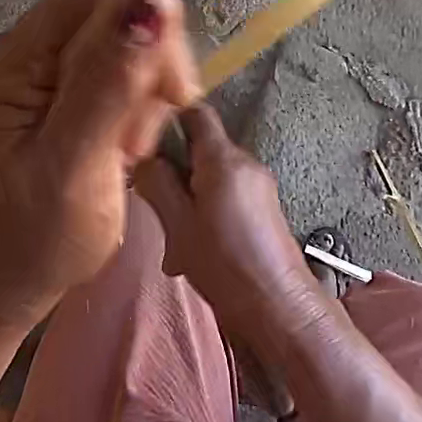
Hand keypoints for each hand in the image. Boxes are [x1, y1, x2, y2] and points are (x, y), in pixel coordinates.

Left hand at [0, 0, 198, 327]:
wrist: (26, 268)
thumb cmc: (44, 233)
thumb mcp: (75, 165)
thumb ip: (108, 84)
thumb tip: (150, 2)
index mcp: (17, 59)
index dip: (146, 26)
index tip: (169, 92)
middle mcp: (33, 48)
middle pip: (121, 7)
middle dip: (153, 64)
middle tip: (144, 132)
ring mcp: (55, 65)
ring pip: (135, 36)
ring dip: (151, 89)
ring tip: (132, 147)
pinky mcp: (78, 83)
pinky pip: (134, 66)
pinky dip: (147, 101)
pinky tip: (130, 142)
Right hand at [134, 106, 325, 349]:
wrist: (278, 306)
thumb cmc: (224, 264)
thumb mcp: (178, 225)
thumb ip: (157, 185)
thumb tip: (143, 159)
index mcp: (224, 160)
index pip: (196, 114)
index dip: (167, 120)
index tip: (143, 143)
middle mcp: (246, 164)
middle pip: (201, 149)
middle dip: (174, 173)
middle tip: (155, 207)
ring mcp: (260, 185)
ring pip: (212, 176)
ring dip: (189, 199)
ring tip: (176, 241)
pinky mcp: (265, 208)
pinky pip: (228, 195)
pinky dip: (207, 212)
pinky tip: (196, 251)